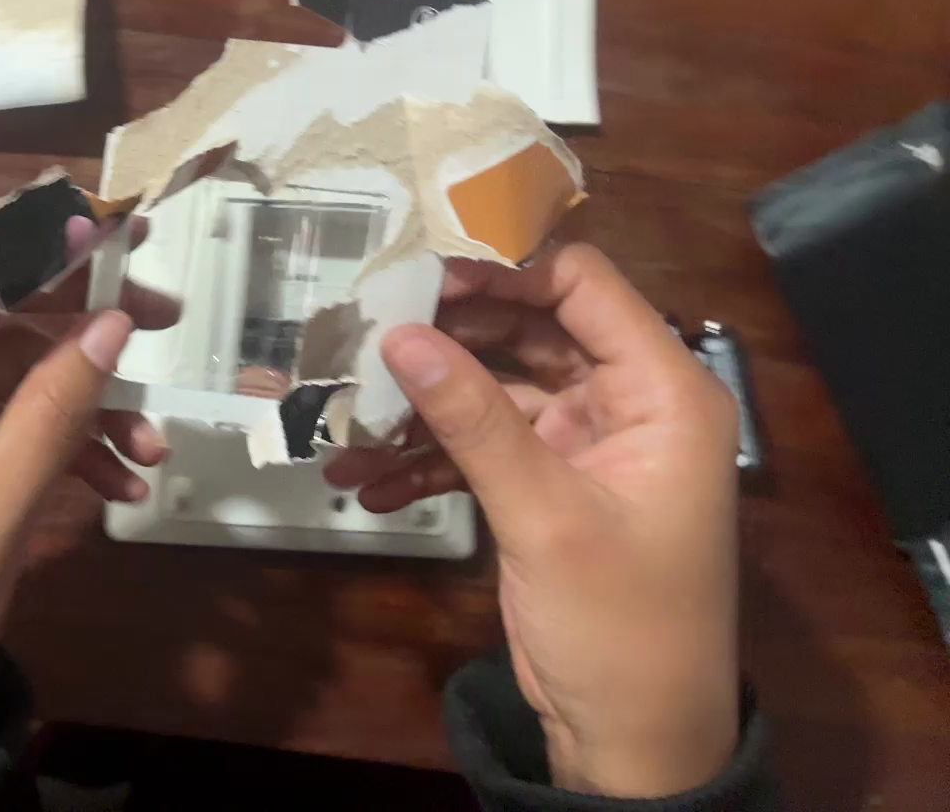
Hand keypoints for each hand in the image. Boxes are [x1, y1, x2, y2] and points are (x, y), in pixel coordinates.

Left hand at [0, 226, 175, 760]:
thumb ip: (58, 404)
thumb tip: (113, 322)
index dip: (36, 233)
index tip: (111, 221)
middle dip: (78, 319)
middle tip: (163, 315)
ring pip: (3, 371)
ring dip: (78, 399)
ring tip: (151, 444)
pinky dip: (49, 438)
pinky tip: (114, 479)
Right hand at [326, 243, 739, 797]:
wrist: (627, 731)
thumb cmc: (619, 620)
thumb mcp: (544, 512)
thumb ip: (470, 417)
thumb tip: (396, 334)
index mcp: (657, 393)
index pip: (580, 287)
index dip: (501, 271)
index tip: (417, 276)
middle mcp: (616, 402)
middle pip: (519, 332)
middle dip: (440, 340)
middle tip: (362, 335)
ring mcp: (570, 440)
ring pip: (482, 388)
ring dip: (415, 407)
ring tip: (346, 419)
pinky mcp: (533, 476)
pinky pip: (467, 442)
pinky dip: (419, 457)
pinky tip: (365, 481)